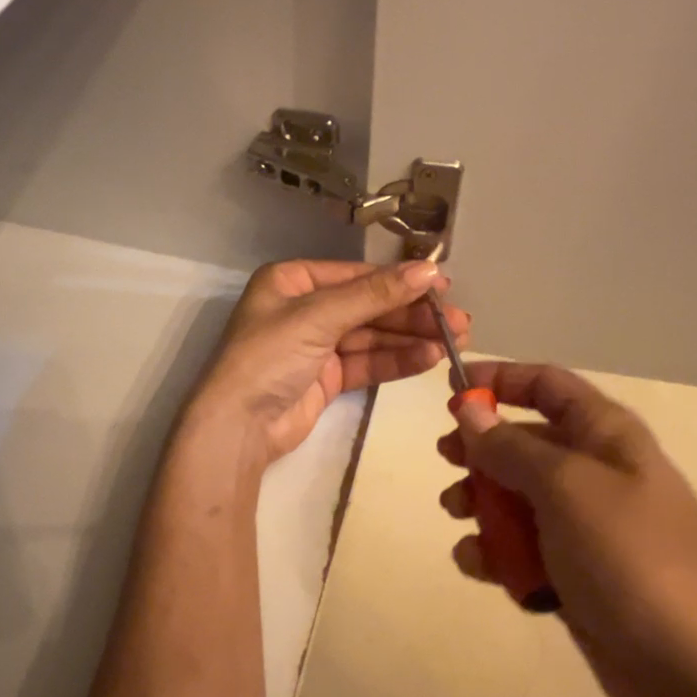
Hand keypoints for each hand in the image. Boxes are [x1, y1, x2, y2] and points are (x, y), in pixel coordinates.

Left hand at [186, 259, 469, 468]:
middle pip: (368, 306)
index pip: (355, 276)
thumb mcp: (319, 316)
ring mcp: (316, 345)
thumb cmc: (269, 356)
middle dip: (412, 314)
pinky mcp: (327, 378)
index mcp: (291, 281)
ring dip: (411, 338)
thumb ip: (375, 295)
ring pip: (372, 336)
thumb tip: (429, 270)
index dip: (399, 280)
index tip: (443, 285)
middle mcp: (304, 308)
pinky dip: (397, 360)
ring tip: (456, 341)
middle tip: (459, 320)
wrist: (238, 425)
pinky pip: (368, 362)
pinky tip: (430, 359)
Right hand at [436, 361, 696, 696]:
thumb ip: (510, 447)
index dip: (499, 380)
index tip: (449, 392)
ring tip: (458, 518)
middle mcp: (595, 474)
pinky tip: (479, 567)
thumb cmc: (633, 556)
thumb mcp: (566, 486)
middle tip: (445, 461)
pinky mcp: (574, 579)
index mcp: (605, 436)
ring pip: (516, 500)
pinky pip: (522, 552)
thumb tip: (469, 411)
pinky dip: (496, 555)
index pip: (547, 385)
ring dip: (481, 504)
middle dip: (481, 449)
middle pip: (525, 442)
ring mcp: (585, 529)